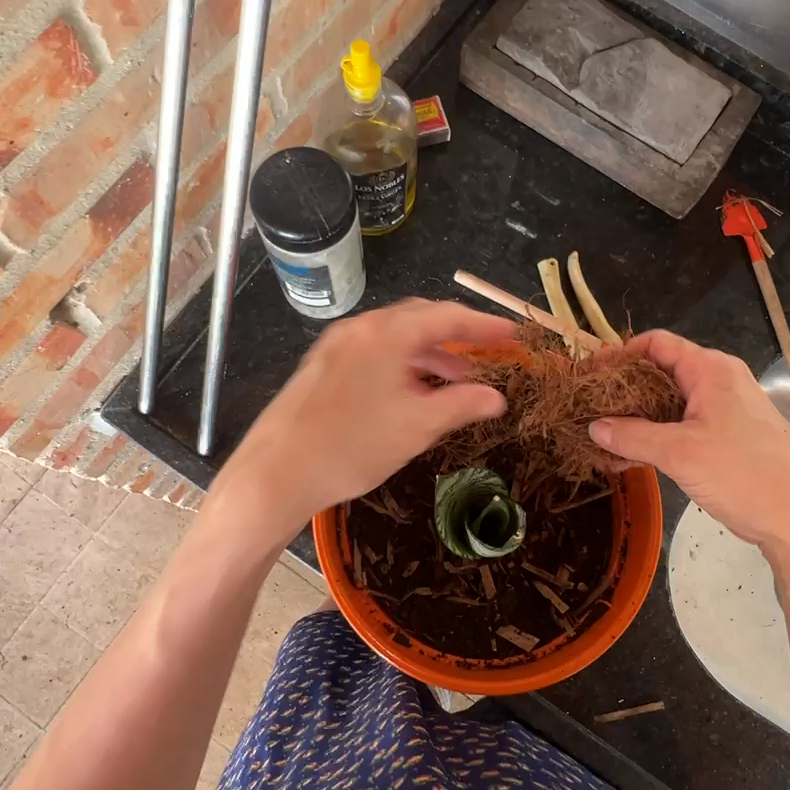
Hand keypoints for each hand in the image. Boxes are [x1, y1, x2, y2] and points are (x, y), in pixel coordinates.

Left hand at [205, 300, 517, 544]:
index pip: (447, 316)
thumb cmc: (352, 446)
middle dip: (457, 335)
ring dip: (430, 354)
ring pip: (395, 339)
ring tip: (458, 380)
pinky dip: (403, 366)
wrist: (275, 473)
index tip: (513, 334)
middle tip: (489, 351)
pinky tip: (414, 393)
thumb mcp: (417, 427)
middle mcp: (360, 329)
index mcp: (386, 333)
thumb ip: (461, 405)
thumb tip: (496, 397)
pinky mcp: (323, 367)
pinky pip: (374, 354)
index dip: (484, 324)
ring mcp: (336, 346)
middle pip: (419, 319)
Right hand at [588, 330, 789, 559]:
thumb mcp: (679, 453)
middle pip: (662, 372)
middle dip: (624, 390)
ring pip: (671, 404)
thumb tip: (593, 427)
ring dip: (637, 418)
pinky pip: (684, 427)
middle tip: (589, 409)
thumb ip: (632, 436)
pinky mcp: (732, 439)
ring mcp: (728, 411)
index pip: (657, 344)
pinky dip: (657, 437)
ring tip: (603, 439)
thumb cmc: (744, 474)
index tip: (589, 376)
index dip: (619, 355)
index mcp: (711, 370)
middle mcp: (720, 382)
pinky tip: (631, 458)